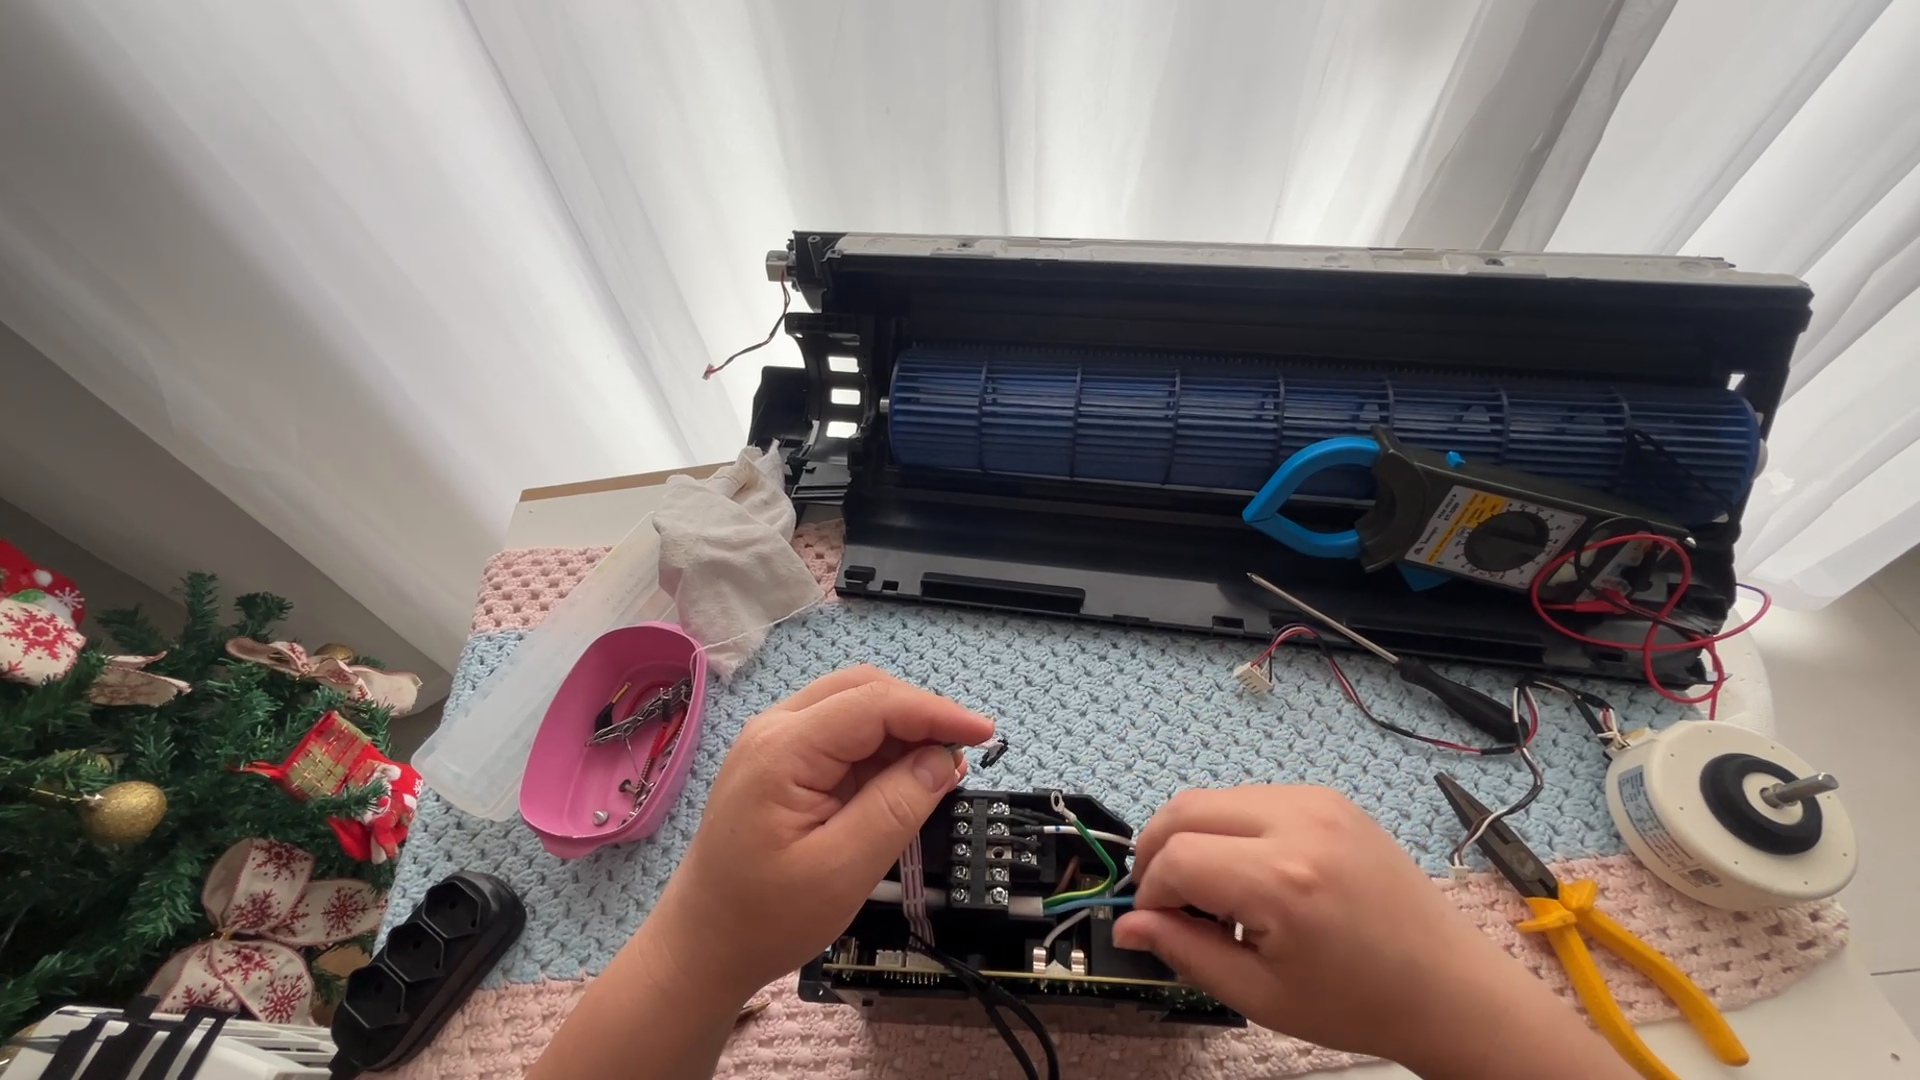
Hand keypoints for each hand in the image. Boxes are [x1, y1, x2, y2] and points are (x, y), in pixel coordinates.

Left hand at [642, 665, 993, 1001]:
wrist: (700, 947)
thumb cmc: (768, 918)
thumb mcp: (842, 870)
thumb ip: (897, 807)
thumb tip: (943, 759)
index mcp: (783, 749)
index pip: (873, 703)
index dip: (934, 711)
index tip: (984, 732)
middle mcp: (775, 727)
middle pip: (862, 689)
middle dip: (918, 712)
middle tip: (961, 751)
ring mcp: (774, 740)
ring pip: (853, 704)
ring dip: (901, 727)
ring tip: (937, 769)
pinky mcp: (780, 758)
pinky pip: (840, 731)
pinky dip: (879, 745)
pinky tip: (901, 776)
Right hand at [1112, 786, 1634, 1078]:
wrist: (1453, 989)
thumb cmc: (1357, 1004)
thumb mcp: (1260, 996)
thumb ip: (1184, 951)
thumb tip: (1125, 925)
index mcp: (1284, 880)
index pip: (1177, 858)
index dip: (1151, 891)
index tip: (1154, 922)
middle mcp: (1297, 821)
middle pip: (1184, 808)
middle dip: (1156, 849)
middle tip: (1163, 896)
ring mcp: (1315, 799)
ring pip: (1212, 797)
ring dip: (1190, 835)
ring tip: (1209, 887)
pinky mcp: (1327, 795)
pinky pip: (1249, 796)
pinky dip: (1226, 826)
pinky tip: (1246, 869)